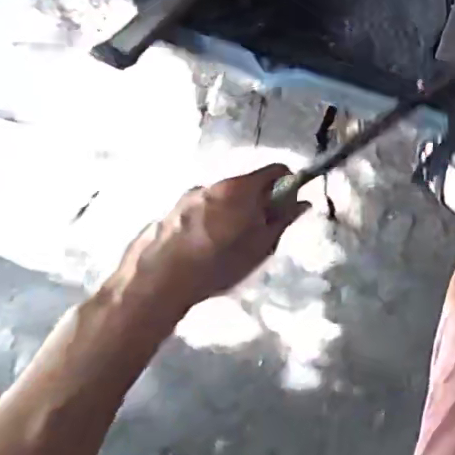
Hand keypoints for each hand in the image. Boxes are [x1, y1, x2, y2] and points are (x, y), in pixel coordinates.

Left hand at [104, 165, 309, 320]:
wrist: (152, 284)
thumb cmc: (216, 264)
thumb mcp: (260, 247)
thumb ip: (283, 220)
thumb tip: (302, 202)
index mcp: (240, 187)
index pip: (276, 170)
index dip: (288, 185)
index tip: (287, 207)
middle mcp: (214, 183)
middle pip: (247, 185)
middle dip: (257, 203)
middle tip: (257, 234)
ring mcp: (187, 197)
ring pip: (221, 199)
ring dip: (230, 214)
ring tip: (225, 248)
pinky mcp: (167, 213)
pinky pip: (198, 212)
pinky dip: (206, 223)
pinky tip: (199, 252)